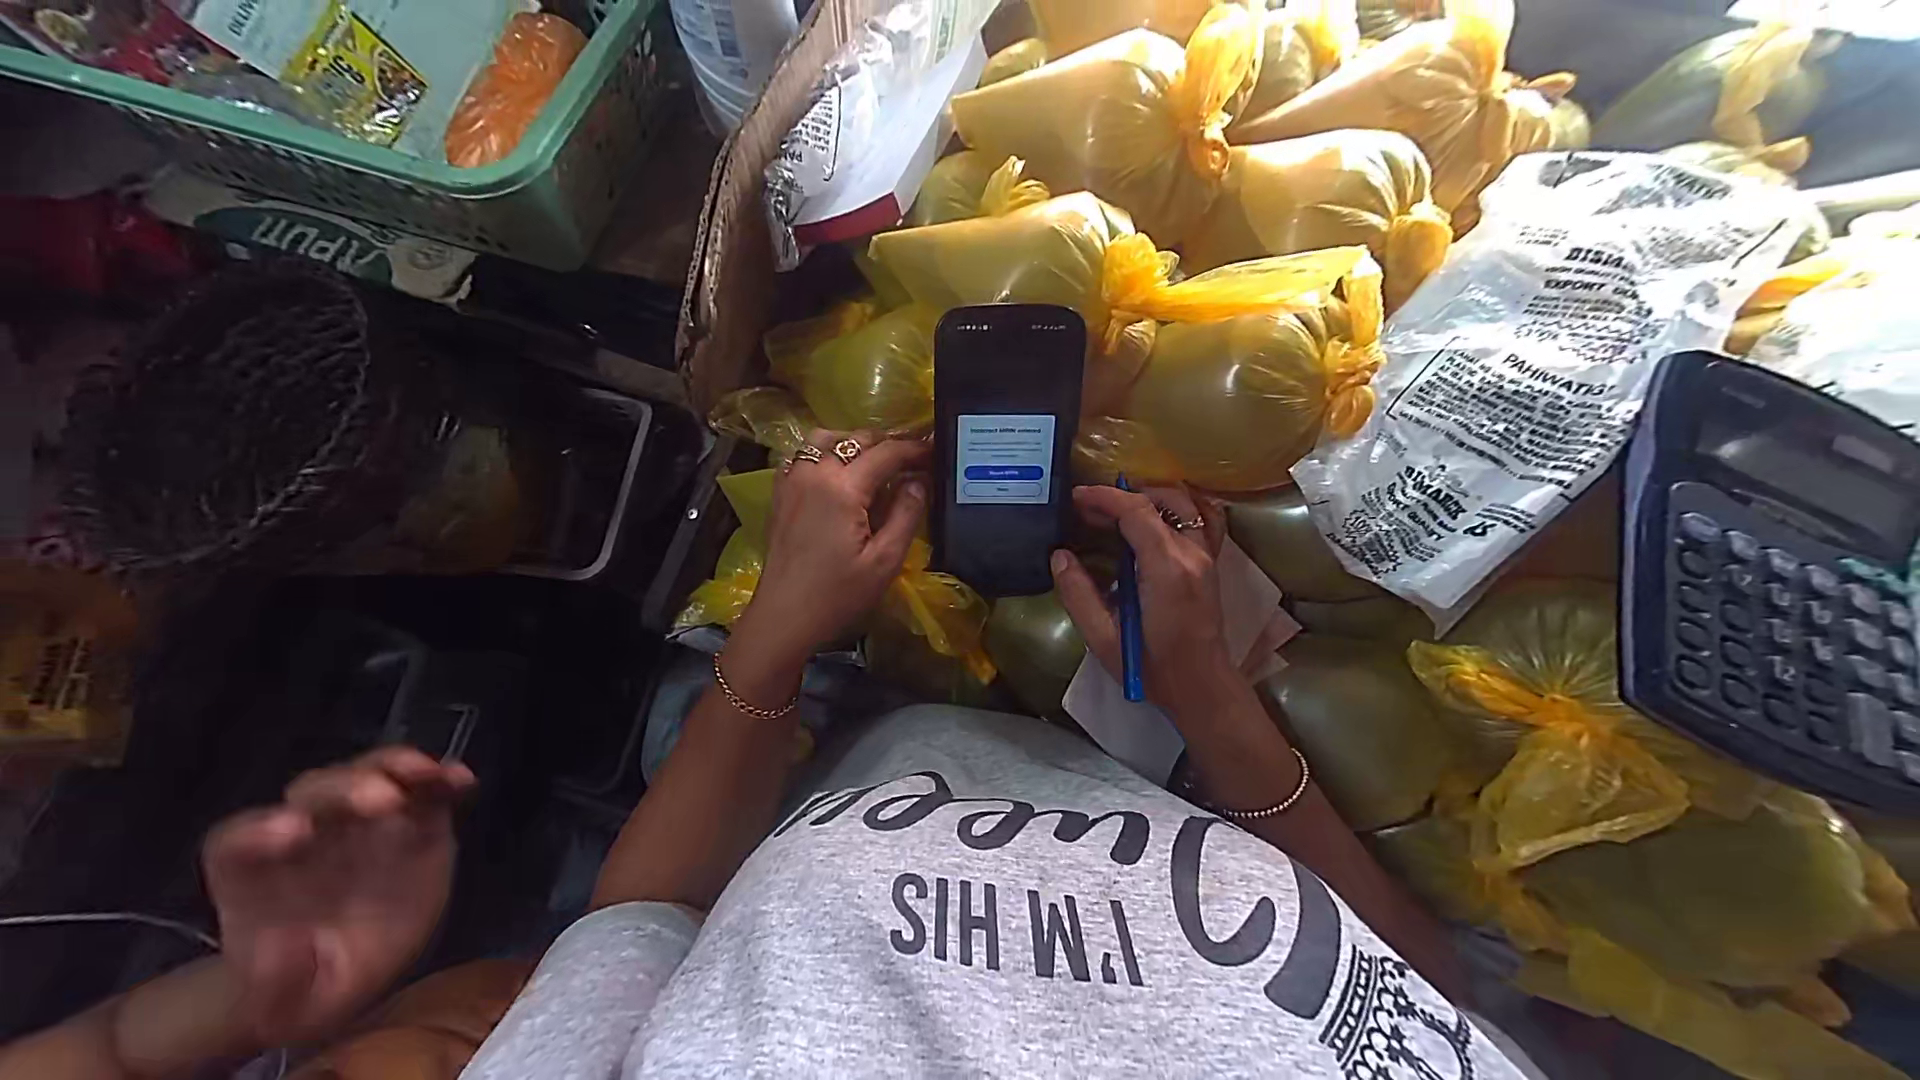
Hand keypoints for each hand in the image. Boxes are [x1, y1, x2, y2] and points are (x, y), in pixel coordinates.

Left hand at [201, 747, 474, 1045]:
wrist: (357, 973)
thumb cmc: (308, 989)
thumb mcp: (285, 1006)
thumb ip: (274, 981)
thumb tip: (281, 942)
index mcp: (261, 877)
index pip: (239, 840)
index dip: (259, 830)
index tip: (290, 833)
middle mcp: (313, 835)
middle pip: (316, 791)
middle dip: (347, 788)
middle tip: (382, 800)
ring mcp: (370, 822)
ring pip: (373, 773)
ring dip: (398, 767)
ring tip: (428, 774)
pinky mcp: (420, 820)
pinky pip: (430, 789)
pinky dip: (446, 777)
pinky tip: (462, 780)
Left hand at [732, 429, 928, 668]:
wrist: (784, 617)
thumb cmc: (838, 594)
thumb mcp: (885, 561)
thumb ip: (906, 514)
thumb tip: (918, 481)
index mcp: (842, 488)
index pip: (886, 453)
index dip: (915, 449)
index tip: (935, 452)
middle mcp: (814, 473)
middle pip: (855, 439)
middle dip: (887, 444)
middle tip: (912, 460)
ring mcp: (792, 481)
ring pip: (824, 440)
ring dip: (853, 443)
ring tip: (874, 463)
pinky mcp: (780, 495)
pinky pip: (803, 456)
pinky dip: (824, 454)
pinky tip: (838, 476)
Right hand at [1050, 484, 1239, 713]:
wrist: (1200, 687)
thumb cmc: (1151, 668)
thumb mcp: (1102, 637)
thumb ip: (1078, 593)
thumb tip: (1060, 556)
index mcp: (1166, 570)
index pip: (1136, 512)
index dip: (1104, 498)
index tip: (1077, 498)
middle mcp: (1192, 555)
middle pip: (1160, 501)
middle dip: (1120, 497)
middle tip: (1088, 509)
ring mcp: (1207, 557)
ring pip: (1183, 504)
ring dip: (1148, 497)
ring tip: (1116, 511)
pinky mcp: (1210, 564)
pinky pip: (1201, 518)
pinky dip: (1177, 507)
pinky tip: (1155, 516)